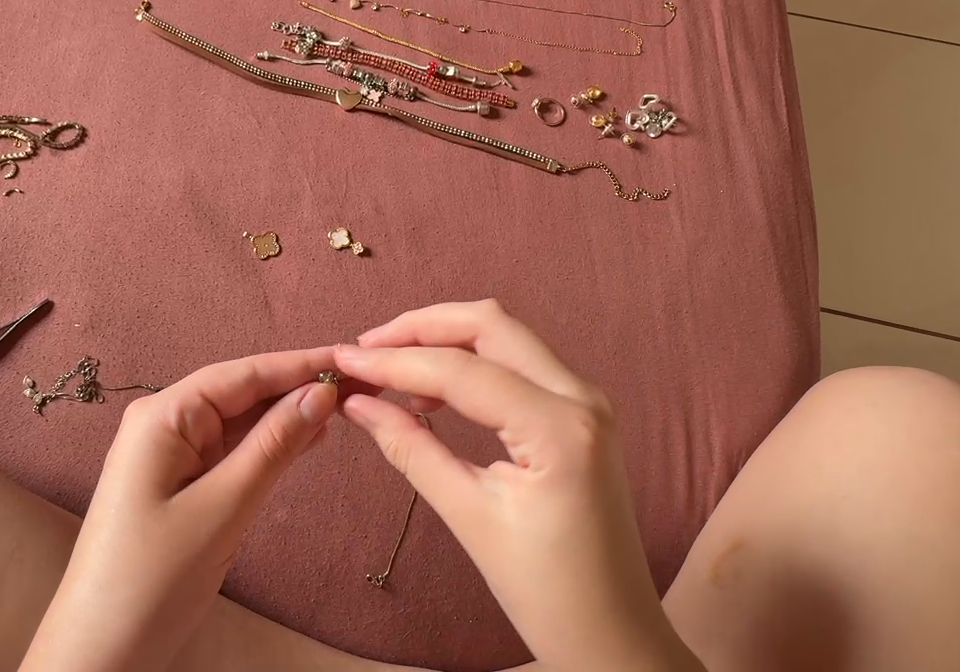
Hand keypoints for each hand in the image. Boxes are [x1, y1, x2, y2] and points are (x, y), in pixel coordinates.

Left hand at [20, 347, 339, 671]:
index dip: (300, 363)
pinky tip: (309, 436)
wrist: (99, 655)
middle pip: (243, 392)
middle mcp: (166, 422)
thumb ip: (273, 446)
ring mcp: (172, 453)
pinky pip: (233, 451)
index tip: (350, 355)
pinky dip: (271, 444)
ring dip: (289, 414)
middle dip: (299, 386)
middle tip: (360, 380)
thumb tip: (320, 393)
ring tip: (347, 402)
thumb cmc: (153, 580)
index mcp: (164, 415)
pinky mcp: (181, 483)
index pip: (244, 374)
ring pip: (241, 421)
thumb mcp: (223, 508)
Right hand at [336, 300, 703, 671]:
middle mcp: (579, 396)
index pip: (461, 370)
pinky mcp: (577, 409)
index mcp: (558, 428)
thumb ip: (410, 449)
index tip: (344, 360)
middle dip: (421, 327)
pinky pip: (515, 360)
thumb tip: (357, 404)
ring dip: (443, 337)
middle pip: (489, 323)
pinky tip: (430, 388)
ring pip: (503, 333)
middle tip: (367, 348)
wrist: (615, 636)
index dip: (395, 361)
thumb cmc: (548, 593)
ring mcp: (584, 398)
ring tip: (388, 364)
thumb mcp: (469, 518)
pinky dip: (468, 359)